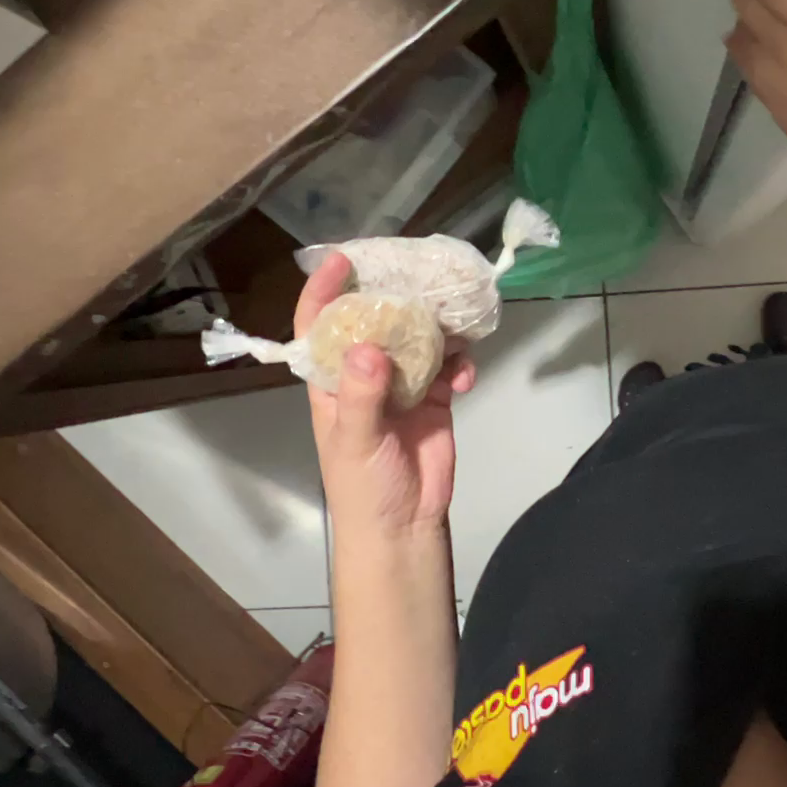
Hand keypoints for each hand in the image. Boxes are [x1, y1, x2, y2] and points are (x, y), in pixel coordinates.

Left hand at [294, 252, 476, 538]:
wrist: (405, 526)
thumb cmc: (363, 486)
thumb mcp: (354, 442)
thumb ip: (361, 396)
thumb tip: (369, 346)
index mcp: (332, 381)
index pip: (319, 327)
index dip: (324, 291)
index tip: (342, 260)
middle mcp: (365, 375)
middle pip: (374, 323)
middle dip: (391, 298)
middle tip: (415, 274)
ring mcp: (402, 384)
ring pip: (417, 339)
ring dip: (434, 328)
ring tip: (453, 316)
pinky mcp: (435, 398)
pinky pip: (449, 367)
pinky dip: (460, 364)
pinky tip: (466, 375)